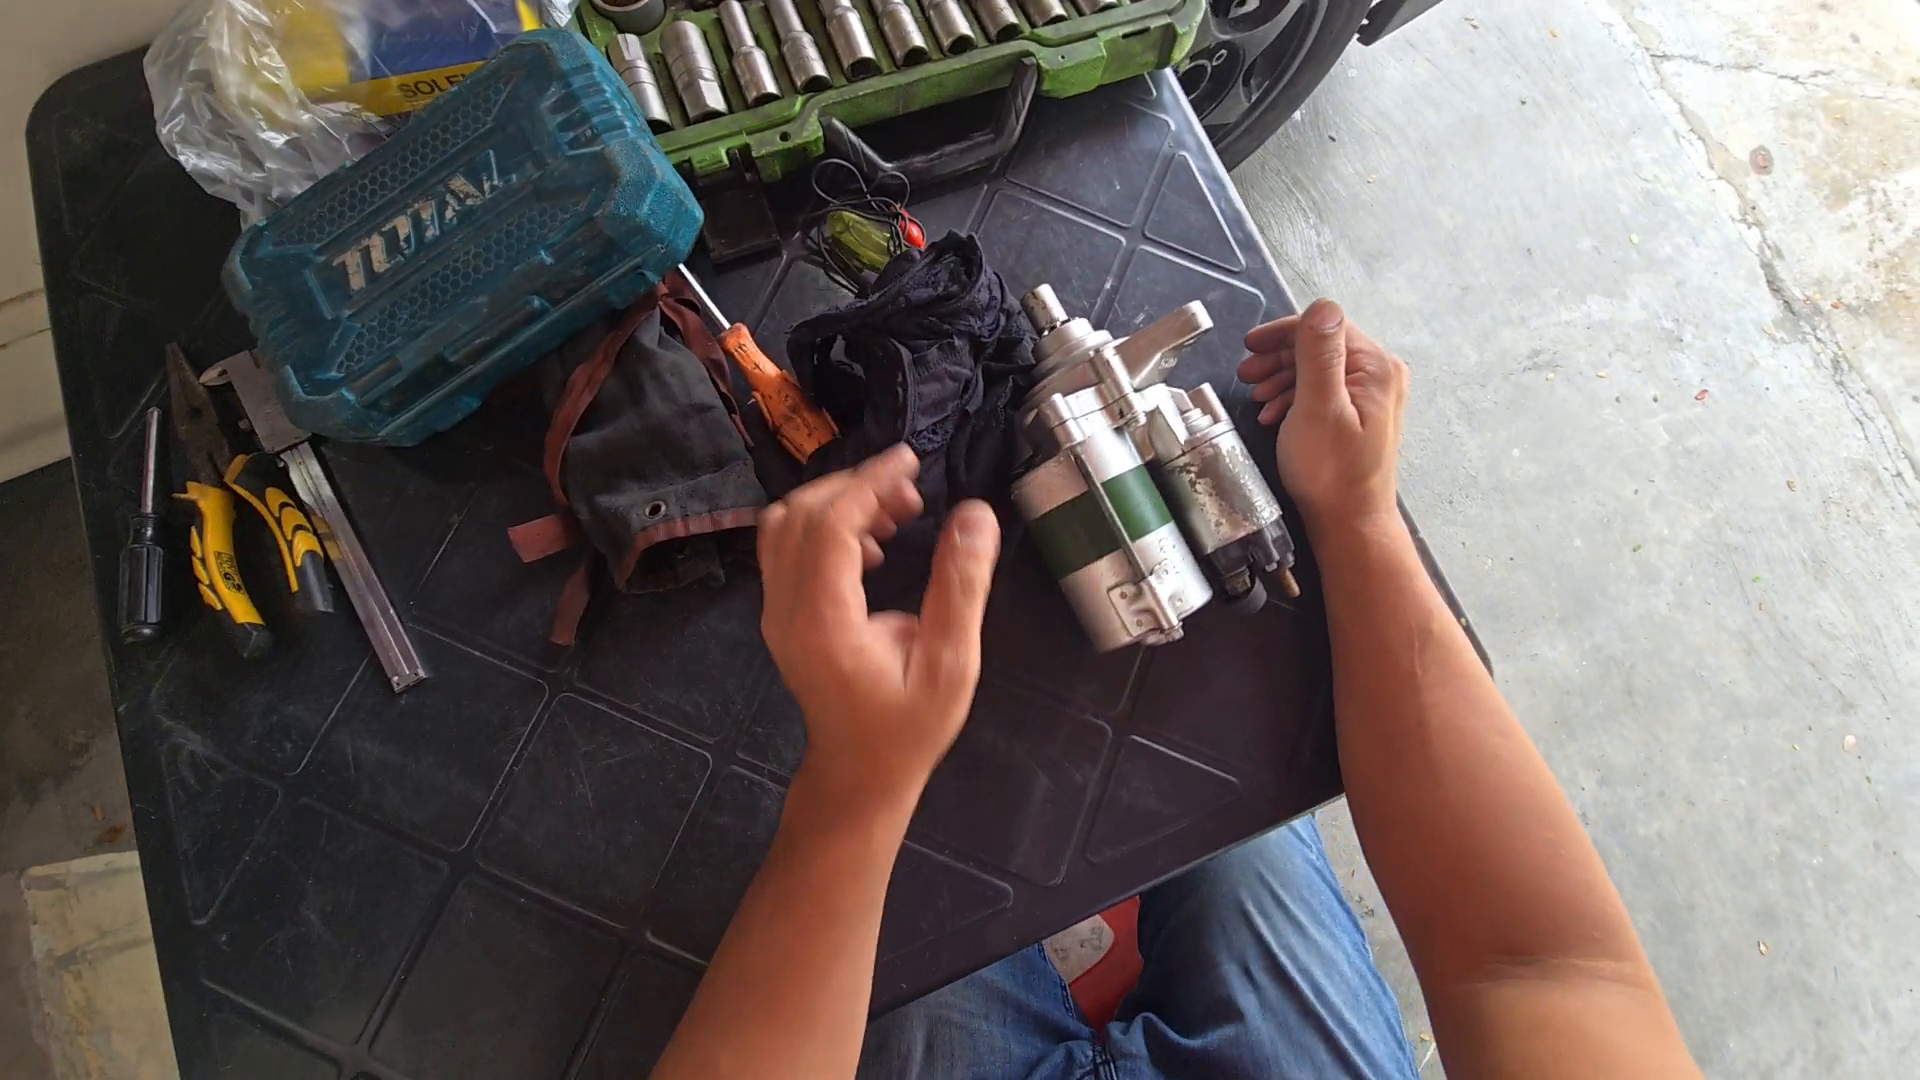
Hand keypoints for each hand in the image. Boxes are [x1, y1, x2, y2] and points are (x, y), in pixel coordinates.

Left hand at [757, 445, 1001, 809]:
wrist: (858, 772)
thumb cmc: (908, 727)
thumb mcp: (951, 663)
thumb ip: (960, 586)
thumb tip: (975, 514)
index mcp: (823, 620)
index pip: (830, 524)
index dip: (869, 482)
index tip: (911, 461)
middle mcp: (785, 609)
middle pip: (801, 513)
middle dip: (856, 486)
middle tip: (913, 492)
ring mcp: (775, 611)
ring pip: (787, 524)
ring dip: (839, 502)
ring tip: (897, 513)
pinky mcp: (780, 612)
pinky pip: (789, 546)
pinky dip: (826, 525)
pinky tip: (872, 543)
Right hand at [1237, 299, 1408, 534]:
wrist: (1347, 520)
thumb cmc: (1330, 470)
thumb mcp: (1317, 408)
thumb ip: (1318, 355)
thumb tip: (1320, 306)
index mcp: (1374, 367)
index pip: (1325, 329)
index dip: (1283, 333)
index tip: (1248, 346)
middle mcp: (1379, 376)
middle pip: (1321, 348)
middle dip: (1278, 357)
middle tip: (1245, 374)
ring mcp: (1370, 398)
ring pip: (1318, 371)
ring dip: (1282, 378)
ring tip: (1255, 396)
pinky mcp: (1358, 417)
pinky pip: (1321, 393)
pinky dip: (1293, 398)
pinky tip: (1274, 414)